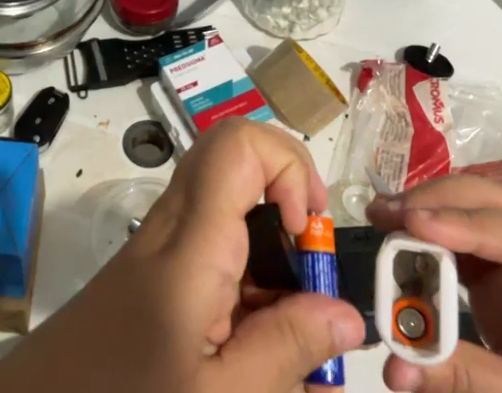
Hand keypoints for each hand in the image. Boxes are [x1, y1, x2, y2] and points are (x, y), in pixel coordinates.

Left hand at [0, 119, 364, 392]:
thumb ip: (285, 351)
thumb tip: (346, 313)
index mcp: (191, 243)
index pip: (239, 144)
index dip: (288, 164)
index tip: (310, 231)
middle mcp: (174, 230)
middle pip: (239, 170)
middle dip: (292, 216)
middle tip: (312, 289)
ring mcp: (161, 251)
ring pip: (233, 219)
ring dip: (275, 268)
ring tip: (295, 348)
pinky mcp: (154, 277)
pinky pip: (214, 258)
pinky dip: (248, 293)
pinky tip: (260, 358)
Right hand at [369, 177, 501, 392]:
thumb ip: (470, 381)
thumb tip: (394, 366)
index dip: (474, 226)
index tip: (413, 222)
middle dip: (446, 203)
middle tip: (391, 214)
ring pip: (483, 217)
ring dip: (432, 211)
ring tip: (383, 217)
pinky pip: (466, 250)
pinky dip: (430, 241)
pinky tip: (398, 239)